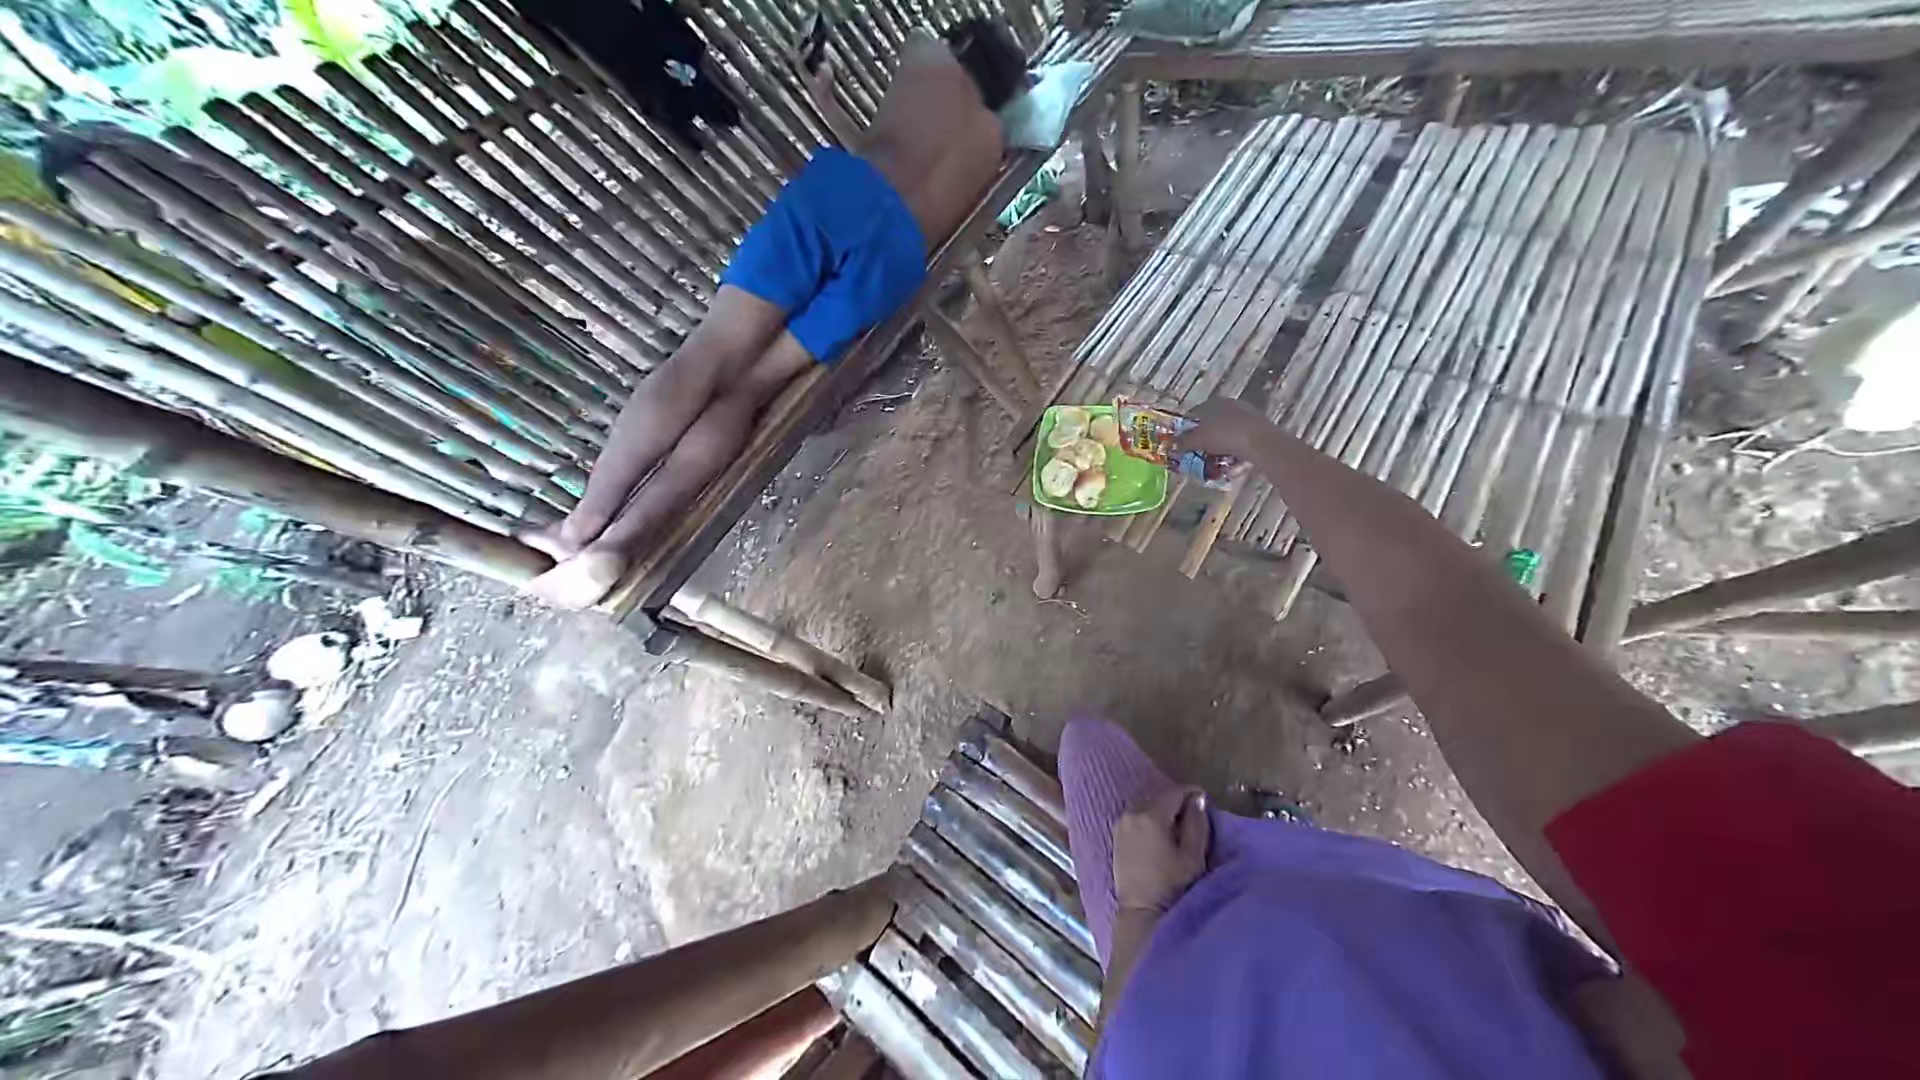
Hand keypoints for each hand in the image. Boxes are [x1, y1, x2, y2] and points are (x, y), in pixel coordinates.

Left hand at [1112, 786, 1209, 912]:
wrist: (1141, 911)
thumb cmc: (1172, 886)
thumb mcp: (1192, 857)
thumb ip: (1196, 824)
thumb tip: (1197, 799)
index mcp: (1150, 816)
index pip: (1173, 793)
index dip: (1191, 793)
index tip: (1204, 798)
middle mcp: (1131, 813)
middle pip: (1158, 797)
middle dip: (1176, 802)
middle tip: (1193, 814)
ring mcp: (1120, 824)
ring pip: (1145, 806)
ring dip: (1161, 809)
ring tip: (1178, 825)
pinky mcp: (1116, 835)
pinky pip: (1135, 816)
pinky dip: (1148, 818)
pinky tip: (1159, 833)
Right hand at [1177, 396, 1270, 459]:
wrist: (1260, 442)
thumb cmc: (1224, 436)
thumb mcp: (1197, 440)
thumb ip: (1182, 442)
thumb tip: (1170, 445)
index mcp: (1213, 403)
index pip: (1192, 415)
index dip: (1185, 431)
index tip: (1181, 446)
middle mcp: (1229, 405)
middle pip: (1209, 425)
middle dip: (1203, 441)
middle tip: (1198, 456)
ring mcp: (1245, 415)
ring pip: (1225, 434)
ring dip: (1218, 448)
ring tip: (1215, 464)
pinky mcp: (1258, 428)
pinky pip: (1239, 441)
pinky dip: (1233, 451)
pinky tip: (1232, 463)